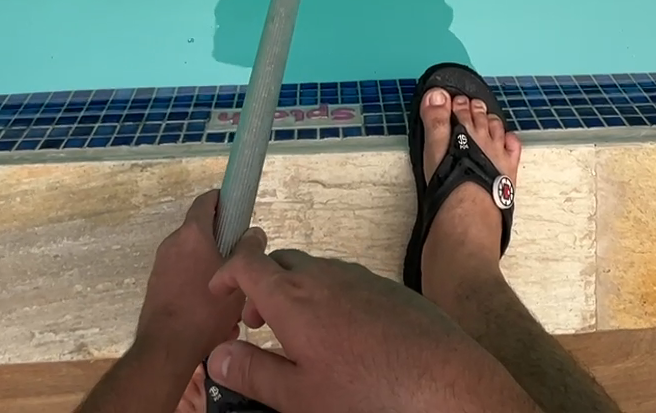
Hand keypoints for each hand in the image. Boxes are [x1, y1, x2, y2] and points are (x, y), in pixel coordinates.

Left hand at [133, 190, 247, 373]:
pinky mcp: (155, 286)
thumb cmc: (205, 309)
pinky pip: (182, 277)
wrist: (164, 350)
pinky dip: (197, 286)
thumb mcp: (238, 278)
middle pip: (202, 231)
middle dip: (222, 243)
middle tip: (240, 262)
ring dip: (211, 269)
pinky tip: (212, 316)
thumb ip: (248, 251)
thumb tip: (255, 234)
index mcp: (192, 233)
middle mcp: (173, 242)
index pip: (206, 200)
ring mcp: (161, 265)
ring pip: (193, 258)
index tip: (237, 209)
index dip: (223, 199)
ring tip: (228, 299)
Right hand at [204, 231, 539, 412]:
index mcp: (293, 297)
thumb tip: (217, 354)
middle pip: (279, 261)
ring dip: (293, 290)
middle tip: (254, 321)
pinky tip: (335, 333)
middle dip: (259, 283)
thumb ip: (252, 371)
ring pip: (312, 270)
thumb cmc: (363, 391)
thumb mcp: (296, 395)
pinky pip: (342, 279)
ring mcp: (356, 275)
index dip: (226, 271)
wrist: (439, 379)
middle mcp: (323, 274)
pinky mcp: (383, 285)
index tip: (216, 291)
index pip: (248, 262)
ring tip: (293, 332)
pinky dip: (324, 295)